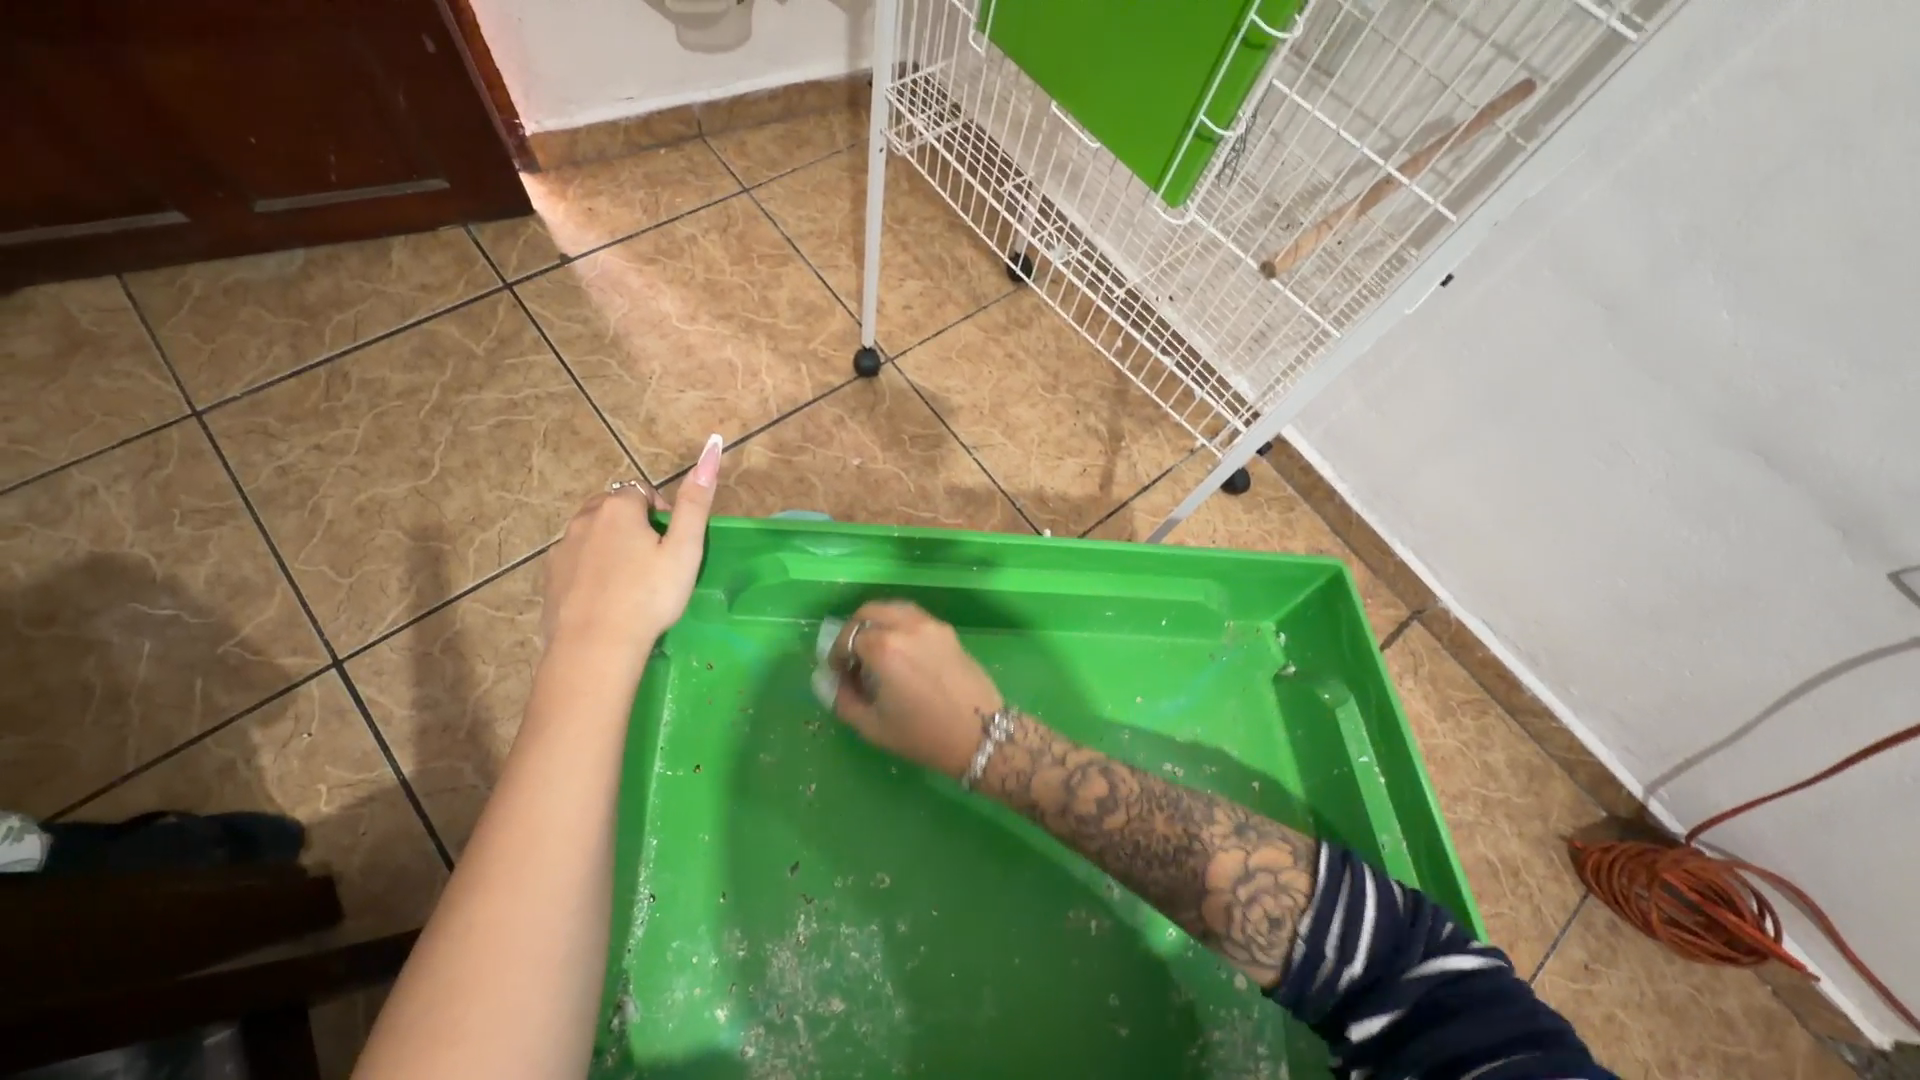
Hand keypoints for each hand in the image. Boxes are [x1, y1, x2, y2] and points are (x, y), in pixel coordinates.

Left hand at [541, 434, 722, 675]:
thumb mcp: (684, 550)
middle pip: (612, 508)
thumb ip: (696, 501)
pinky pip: (574, 561)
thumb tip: (711, 447)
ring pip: (591, 534)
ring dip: (610, 546)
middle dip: (632, 524)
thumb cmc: (649, 596)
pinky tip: (606, 598)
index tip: (671, 542)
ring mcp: (561, 549)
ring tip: (631, 581)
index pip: (640, 491)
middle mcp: (584, 520)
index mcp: (618, 509)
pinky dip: (590, 570)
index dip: (660, 511)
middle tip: (654, 561)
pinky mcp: (550, 577)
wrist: (595, 646)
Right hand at [828, 601, 1003, 777]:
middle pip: (869, 612)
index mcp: (884, 648)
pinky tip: (902, 651)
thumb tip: (837, 683)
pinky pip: (915, 617)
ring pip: (894, 608)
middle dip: (854, 631)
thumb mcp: (873, 727)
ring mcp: (931, 625)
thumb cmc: (923, 735)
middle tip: (853, 657)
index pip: (848, 637)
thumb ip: (845, 701)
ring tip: (877, 650)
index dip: (837, 655)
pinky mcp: (948, 631)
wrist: (980, 734)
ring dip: (877, 622)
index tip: (839, 673)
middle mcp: (907, 627)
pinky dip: (900, 624)